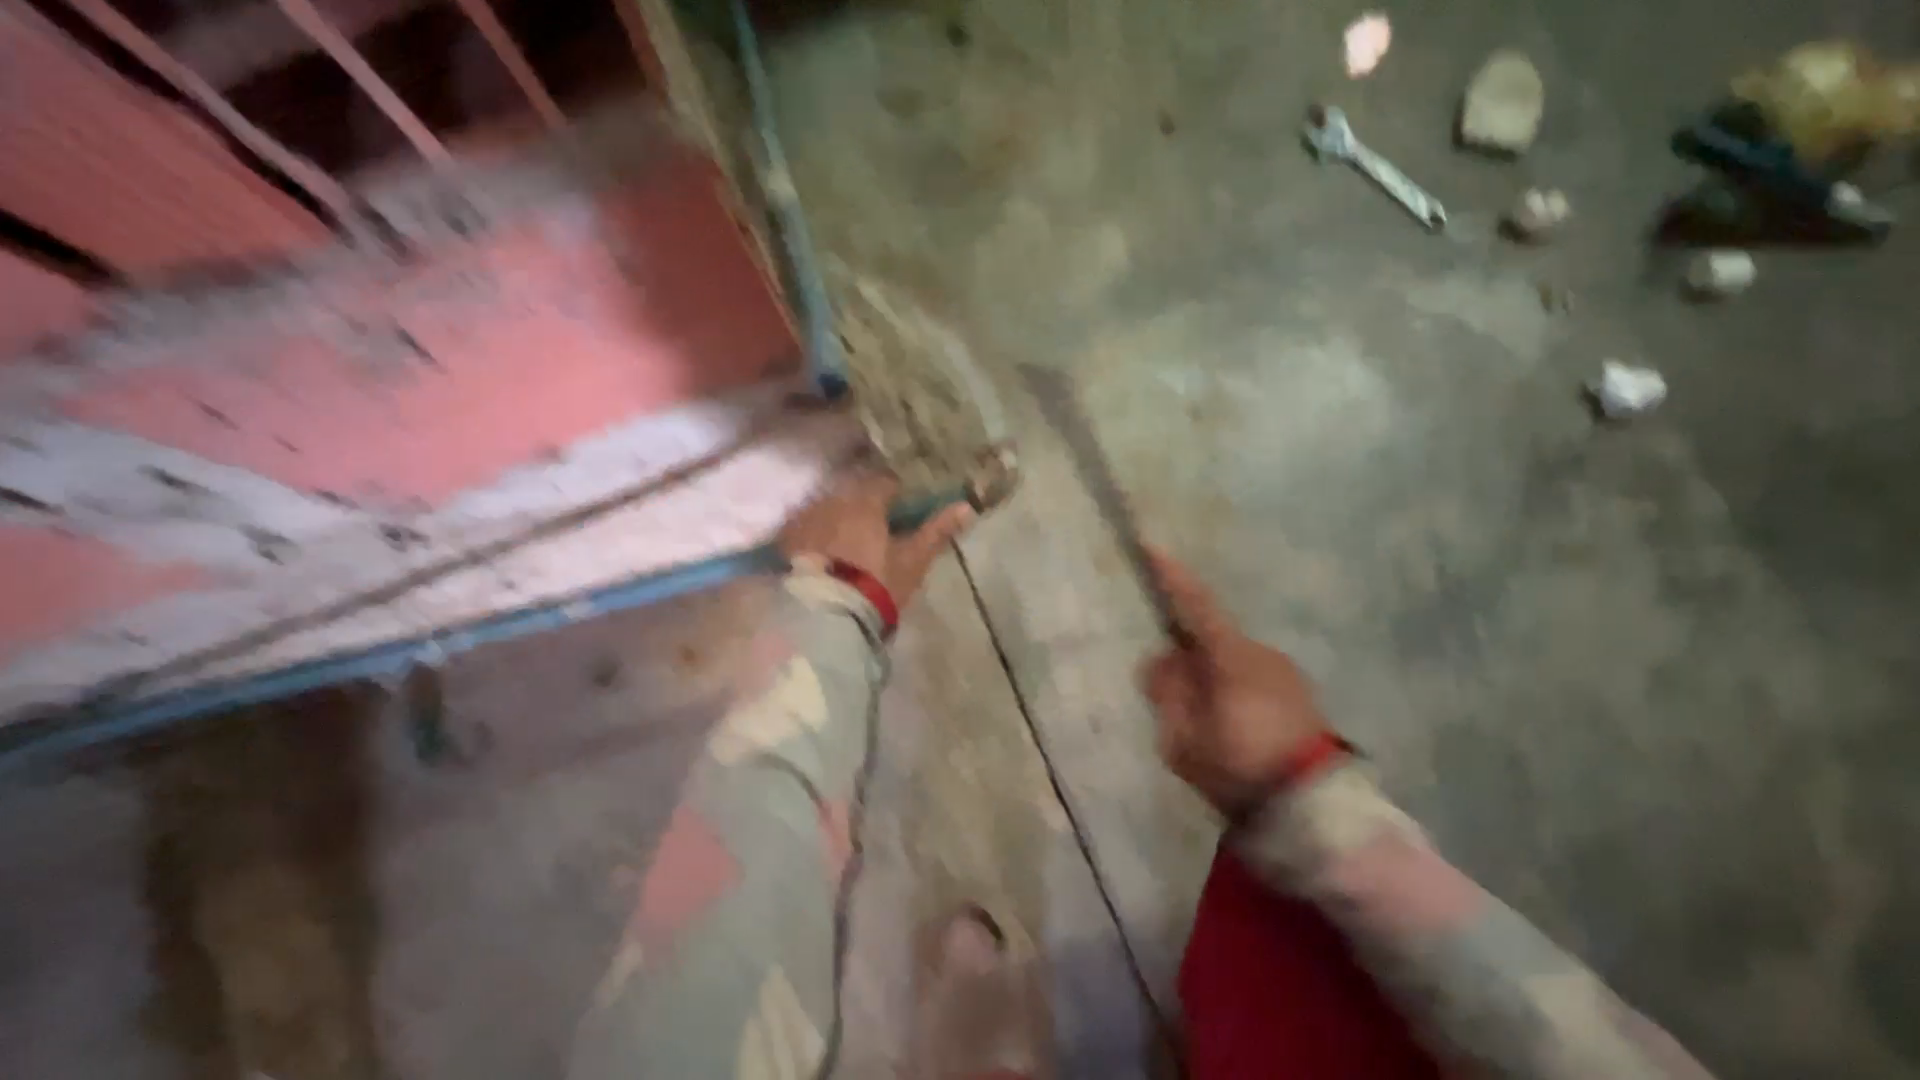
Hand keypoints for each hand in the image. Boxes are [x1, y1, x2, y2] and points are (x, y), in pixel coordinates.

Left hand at [779, 466, 974, 608]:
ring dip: (836, 519)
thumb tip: (967, 506)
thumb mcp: (912, 561)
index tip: (901, 508)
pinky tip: (819, 555)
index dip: (894, 494)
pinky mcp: (784, 541)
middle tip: (873, 528)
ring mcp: (805, 519)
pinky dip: (814, 536)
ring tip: (845, 544)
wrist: (824, 616)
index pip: (884, 483)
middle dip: (862, 505)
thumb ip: (937, 531)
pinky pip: (803, 528)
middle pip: (851, 493)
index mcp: (866, 501)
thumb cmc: (876, 585)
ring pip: (826, 508)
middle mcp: (832, 500)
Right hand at [1139, 550, 1331, 814]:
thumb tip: (1163, 661)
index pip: (1196, 605)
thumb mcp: (1183, 738)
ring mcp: (1287, 674)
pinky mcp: (1301, 697)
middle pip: (1211, 640)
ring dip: (1213, 681)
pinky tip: (1234, 732)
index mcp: (1231, 657)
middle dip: (1188, 657)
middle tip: (1170, 695)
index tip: (1153, 547)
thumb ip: (1168, 692)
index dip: (1172, 576)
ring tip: (1205, 727)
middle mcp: (1262, 654)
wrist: (1313, 807)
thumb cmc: (1240, 767)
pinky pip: (1252, 682)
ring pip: (1232, 664)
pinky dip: (1235, 694)